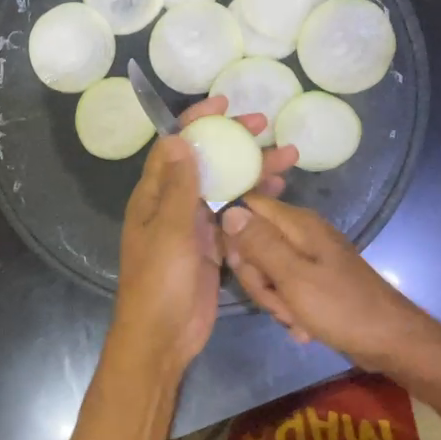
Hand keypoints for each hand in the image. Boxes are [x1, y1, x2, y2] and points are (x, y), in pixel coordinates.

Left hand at [109, 98, 296, 375]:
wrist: (164, 336)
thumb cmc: (160, 281)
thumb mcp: (169, 230)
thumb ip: (178, 187)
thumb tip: (180, 138)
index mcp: (152, 197)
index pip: (173, 147)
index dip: (196, 122)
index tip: (224, 104)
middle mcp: (171, 206)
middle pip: (204, 164)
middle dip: (232, 143)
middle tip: (266, 128)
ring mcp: (192, 227)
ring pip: (224, 189)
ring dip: (251, 172)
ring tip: (288, 159)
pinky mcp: (212, 248)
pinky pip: (234, 216)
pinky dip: (254, 203)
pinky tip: (278, 193)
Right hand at [219, 192, 440, 374]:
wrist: (391, 343)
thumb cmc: (342, 307)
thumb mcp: (293, 276)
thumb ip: (259, 243)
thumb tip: (228, 211)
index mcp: (298, 224)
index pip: (247, 207)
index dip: (233, 232)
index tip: (238, 261)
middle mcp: (301, 234)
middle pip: (252, 244)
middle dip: (256, 276)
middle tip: (277, 296)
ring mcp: (308, 259)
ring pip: (264, 271)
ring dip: (272, 298)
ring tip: (294, 315)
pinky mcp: (314, 281)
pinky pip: (283, 288)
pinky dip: (288, 308)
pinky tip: (303, 325)